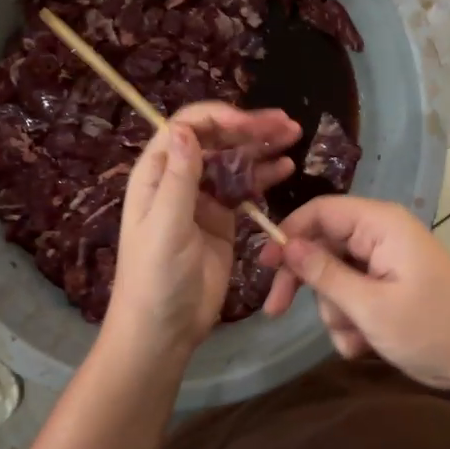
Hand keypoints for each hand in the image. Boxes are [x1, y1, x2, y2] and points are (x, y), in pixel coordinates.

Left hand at [102, 103, 300, 359]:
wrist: (163, 331)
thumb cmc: (155, 277)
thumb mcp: (165, 225)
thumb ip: (179, 177)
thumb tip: (184, 128)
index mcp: (156, 172)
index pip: (188, 127)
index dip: (219, 118)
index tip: (250, 123)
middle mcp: (179, 177)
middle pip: (216, 138)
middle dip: (249, 127)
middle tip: (287, 123)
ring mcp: (203, 197)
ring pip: (234, 159)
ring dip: (262, 145)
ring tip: (294, 135)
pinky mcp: (222, 218)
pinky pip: (245, 187)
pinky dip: (264, 174)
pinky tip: (286, 167)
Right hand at [259, 196, 449, 390]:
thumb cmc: (432, 329)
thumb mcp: (371, 306)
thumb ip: (326, 274)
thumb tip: (286, 246)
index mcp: (381, 223)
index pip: (321, 212)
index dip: (288, 234)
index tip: (262, 265)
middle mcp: (382, 234)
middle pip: (324, 245)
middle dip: (308, 283)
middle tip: (276, 312)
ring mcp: (387, 261)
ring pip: (335, 277)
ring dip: (336, 312)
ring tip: (357, 338)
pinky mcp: (391, 286)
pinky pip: (354, 295)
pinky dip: (352, 321)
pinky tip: (365, 345)